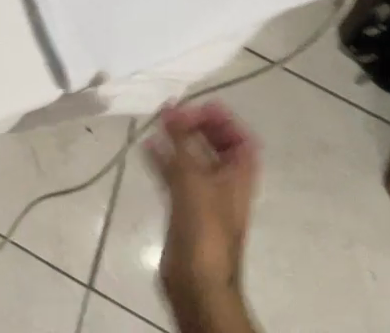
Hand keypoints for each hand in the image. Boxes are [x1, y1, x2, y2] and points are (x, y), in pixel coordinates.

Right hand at [148, 101, 257, 309]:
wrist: (196, 283)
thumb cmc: (203, 231)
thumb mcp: (194, 182)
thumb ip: (182, 145)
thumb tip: (171, 109)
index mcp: (239, 178)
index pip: (242, 140)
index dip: (224, 120)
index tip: (197, 105)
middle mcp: (225, 185)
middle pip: (218, 147)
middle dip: (199, 126)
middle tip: (173, 112)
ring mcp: (204, 197)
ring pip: (195, 159)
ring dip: (180, 140)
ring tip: (158, 123)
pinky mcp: (185, 209)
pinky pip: (176, 175)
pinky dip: (164, 159)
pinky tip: (147, 148)